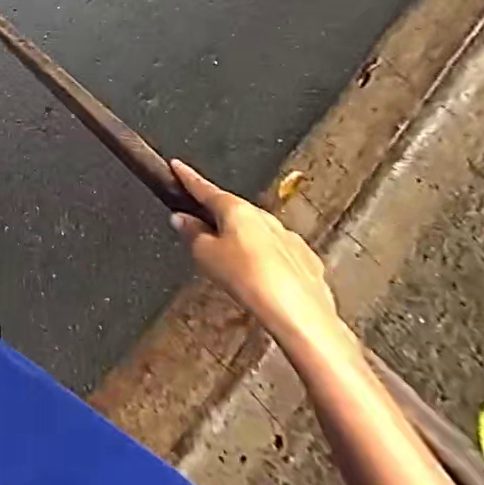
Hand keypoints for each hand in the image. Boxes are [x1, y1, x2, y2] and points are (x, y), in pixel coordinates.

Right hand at [169, 159, 344, 350]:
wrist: (300, 317)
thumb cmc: (253, 282)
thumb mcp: (205, 256)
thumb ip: (191, 234)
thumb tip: (182, 220)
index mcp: (236, 209)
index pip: (204, 188)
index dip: (187, 177)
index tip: (178, 167)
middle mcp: (263, 217)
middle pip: (231, 211)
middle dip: (215, 217)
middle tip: (199, 230)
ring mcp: (287, 238)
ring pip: (256, 232)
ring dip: (241, 242)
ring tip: (231, 266)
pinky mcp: (305, 261)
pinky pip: (277, 254)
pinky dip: (265, 261)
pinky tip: (260, 281)